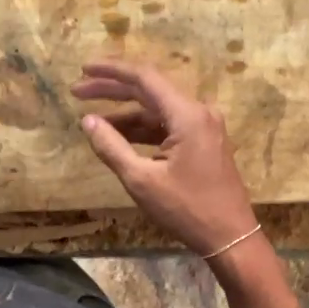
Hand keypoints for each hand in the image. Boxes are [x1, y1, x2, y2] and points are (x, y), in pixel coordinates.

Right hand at [72, 61, 254, 255]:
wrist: (231, 238)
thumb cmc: (186, 209)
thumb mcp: (141, 179)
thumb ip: (111, 147)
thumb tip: (87, 121)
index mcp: (187, 114)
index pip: (144, 77)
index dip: (111, 71)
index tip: (83, 69)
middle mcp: (198, 112)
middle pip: (149, 89)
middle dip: (112, 89)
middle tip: (77, 92)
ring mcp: (203, 126)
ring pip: (156, 109)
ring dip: (124, 112)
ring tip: (91, 119)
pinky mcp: (202, 141)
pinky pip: (166, 125)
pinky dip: (140, 128)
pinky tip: (117, 135)